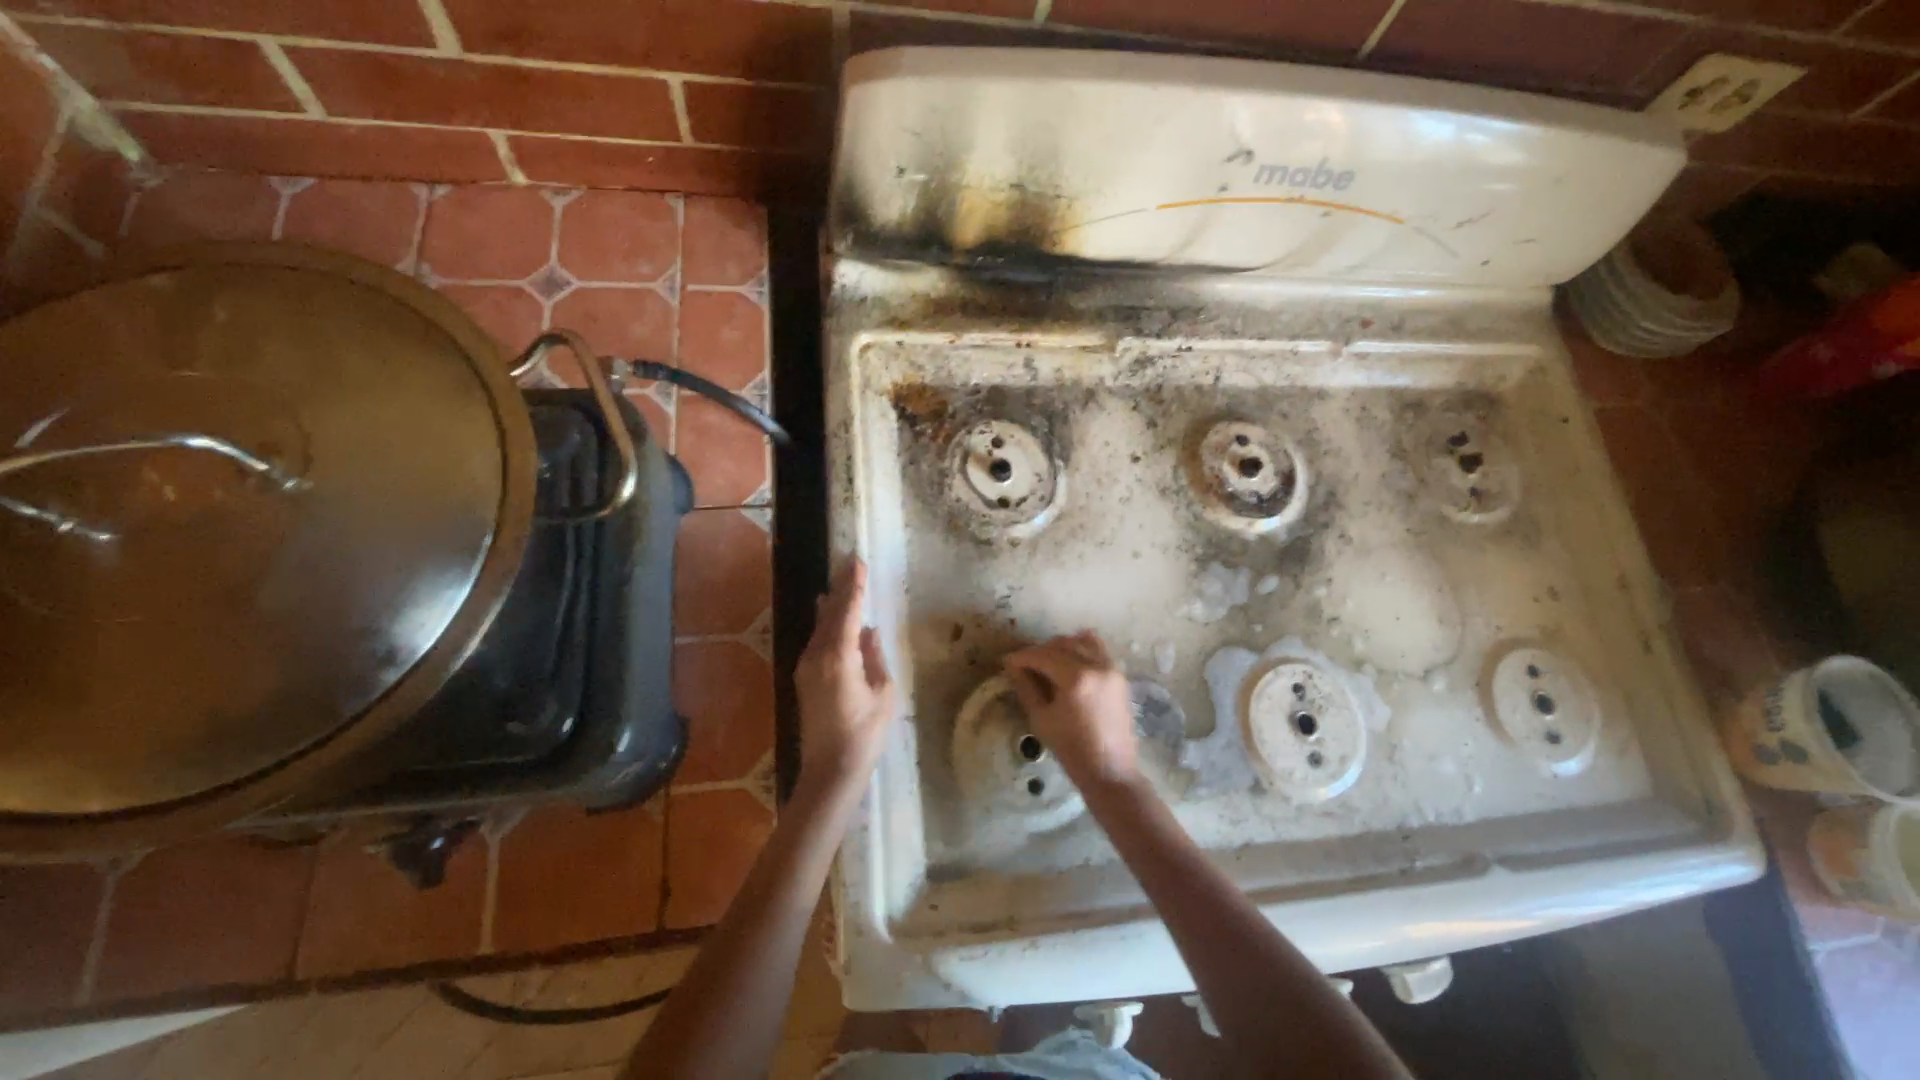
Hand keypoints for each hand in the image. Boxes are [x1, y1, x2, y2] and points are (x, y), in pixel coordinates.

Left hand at [795, 559, 896, 794]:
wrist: (831, 770)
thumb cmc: (865, 734)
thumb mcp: (883, 693)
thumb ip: (875, 657)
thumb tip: (869, 632)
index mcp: (839, 657)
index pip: (848, 612)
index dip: (854, 587)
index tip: (858, 563)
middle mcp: (817, 656)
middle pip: (830, 614)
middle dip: (841, 589)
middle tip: (850, 564)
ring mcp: (806, 667)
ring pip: (821, 626)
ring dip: (832, 604)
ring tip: (841, 582)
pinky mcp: (804, 678)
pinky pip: (817, 640)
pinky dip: (827, 623)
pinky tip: (831, 615)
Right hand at [1003, 631, 1138, 788]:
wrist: (1110, 770)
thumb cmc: (1071, 750)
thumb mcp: (1041, 719)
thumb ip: (1026, 687)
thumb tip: (1013, 666)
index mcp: (1076, 678)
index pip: (1043, 656)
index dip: (1022, 657)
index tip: (1007, 661)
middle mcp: (1097, 666)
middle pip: (1063, 644)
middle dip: (1041, 650)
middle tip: (1024, 664)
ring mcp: (1112, 669)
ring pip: (1083, 642)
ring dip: (1062, 646)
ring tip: (1048, 661)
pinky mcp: (1119, 677)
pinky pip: (1099, 651)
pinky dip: (1082, 650)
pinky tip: (1069, 663)